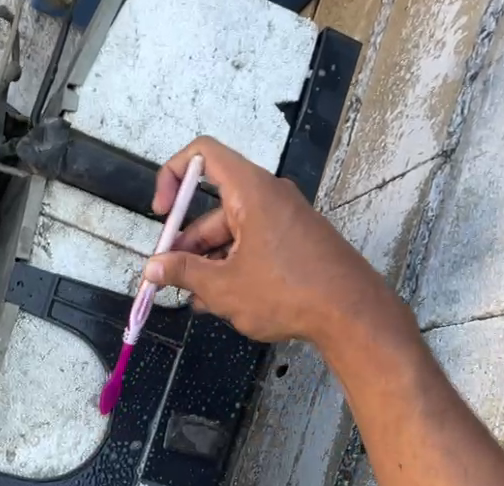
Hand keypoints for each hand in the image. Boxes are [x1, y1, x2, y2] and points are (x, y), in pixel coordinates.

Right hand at [144, 137, 417, 353]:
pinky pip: (251, 248)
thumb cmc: (288, 292)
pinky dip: (232, 270)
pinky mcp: (293, 244)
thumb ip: (183, 273)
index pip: (202, 155)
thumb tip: (153, 267)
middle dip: (186, 246)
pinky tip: (221, 302)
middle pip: (212, 210)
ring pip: (230, 236)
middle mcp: (267, 197)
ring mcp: (283, 221)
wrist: (350, 312)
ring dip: (208, 266)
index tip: (161, 214)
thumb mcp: (223, 287)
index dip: (172, 176)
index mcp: (250, 192)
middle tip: (169, 280)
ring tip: (198, 302)